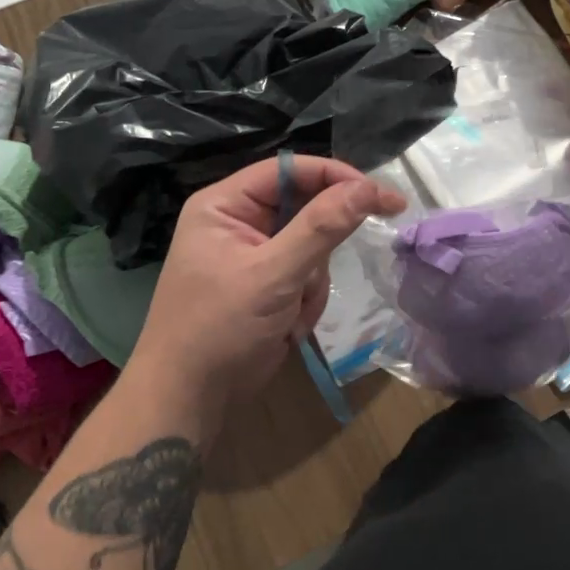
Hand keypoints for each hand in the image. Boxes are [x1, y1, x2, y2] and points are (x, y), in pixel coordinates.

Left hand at [129, 156, 408, 418]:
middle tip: (317, 276)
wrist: (189, 399)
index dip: (336, 177)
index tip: (381, 195)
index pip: (290, 170)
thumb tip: (369, 187)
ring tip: (291, 314)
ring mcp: (252, 256)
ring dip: (312, 283)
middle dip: (319, 250)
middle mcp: (237, 222)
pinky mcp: (266, 286)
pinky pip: (307, 276)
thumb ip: (322, 227)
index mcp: (225, 205)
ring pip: (313, 248)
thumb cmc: (219, 329)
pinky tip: (288, 327)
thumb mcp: (274, 275)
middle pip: (306, 209)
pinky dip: (306, 301)